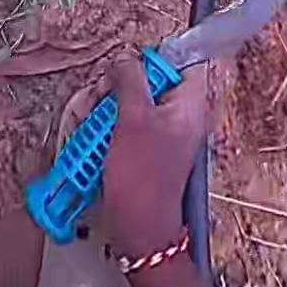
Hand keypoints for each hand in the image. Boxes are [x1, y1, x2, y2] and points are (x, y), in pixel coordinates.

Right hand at [100, 54, 212, 259]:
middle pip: (153, 79)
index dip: (161, 57)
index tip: (135, 64)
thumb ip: (130, 80)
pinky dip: (109, 122)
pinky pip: (126, 119)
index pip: (187, 63)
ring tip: (97, 119)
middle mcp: (180, 115)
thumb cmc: (141, 175)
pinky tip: (96, 134)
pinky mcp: (143, 145)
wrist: (138, 229)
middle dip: (124, 82)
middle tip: (106, 95)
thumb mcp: (133, 119)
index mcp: (190, 105)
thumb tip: (126, 58)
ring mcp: (161, 131)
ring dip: (110, 103)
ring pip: (134, 98)